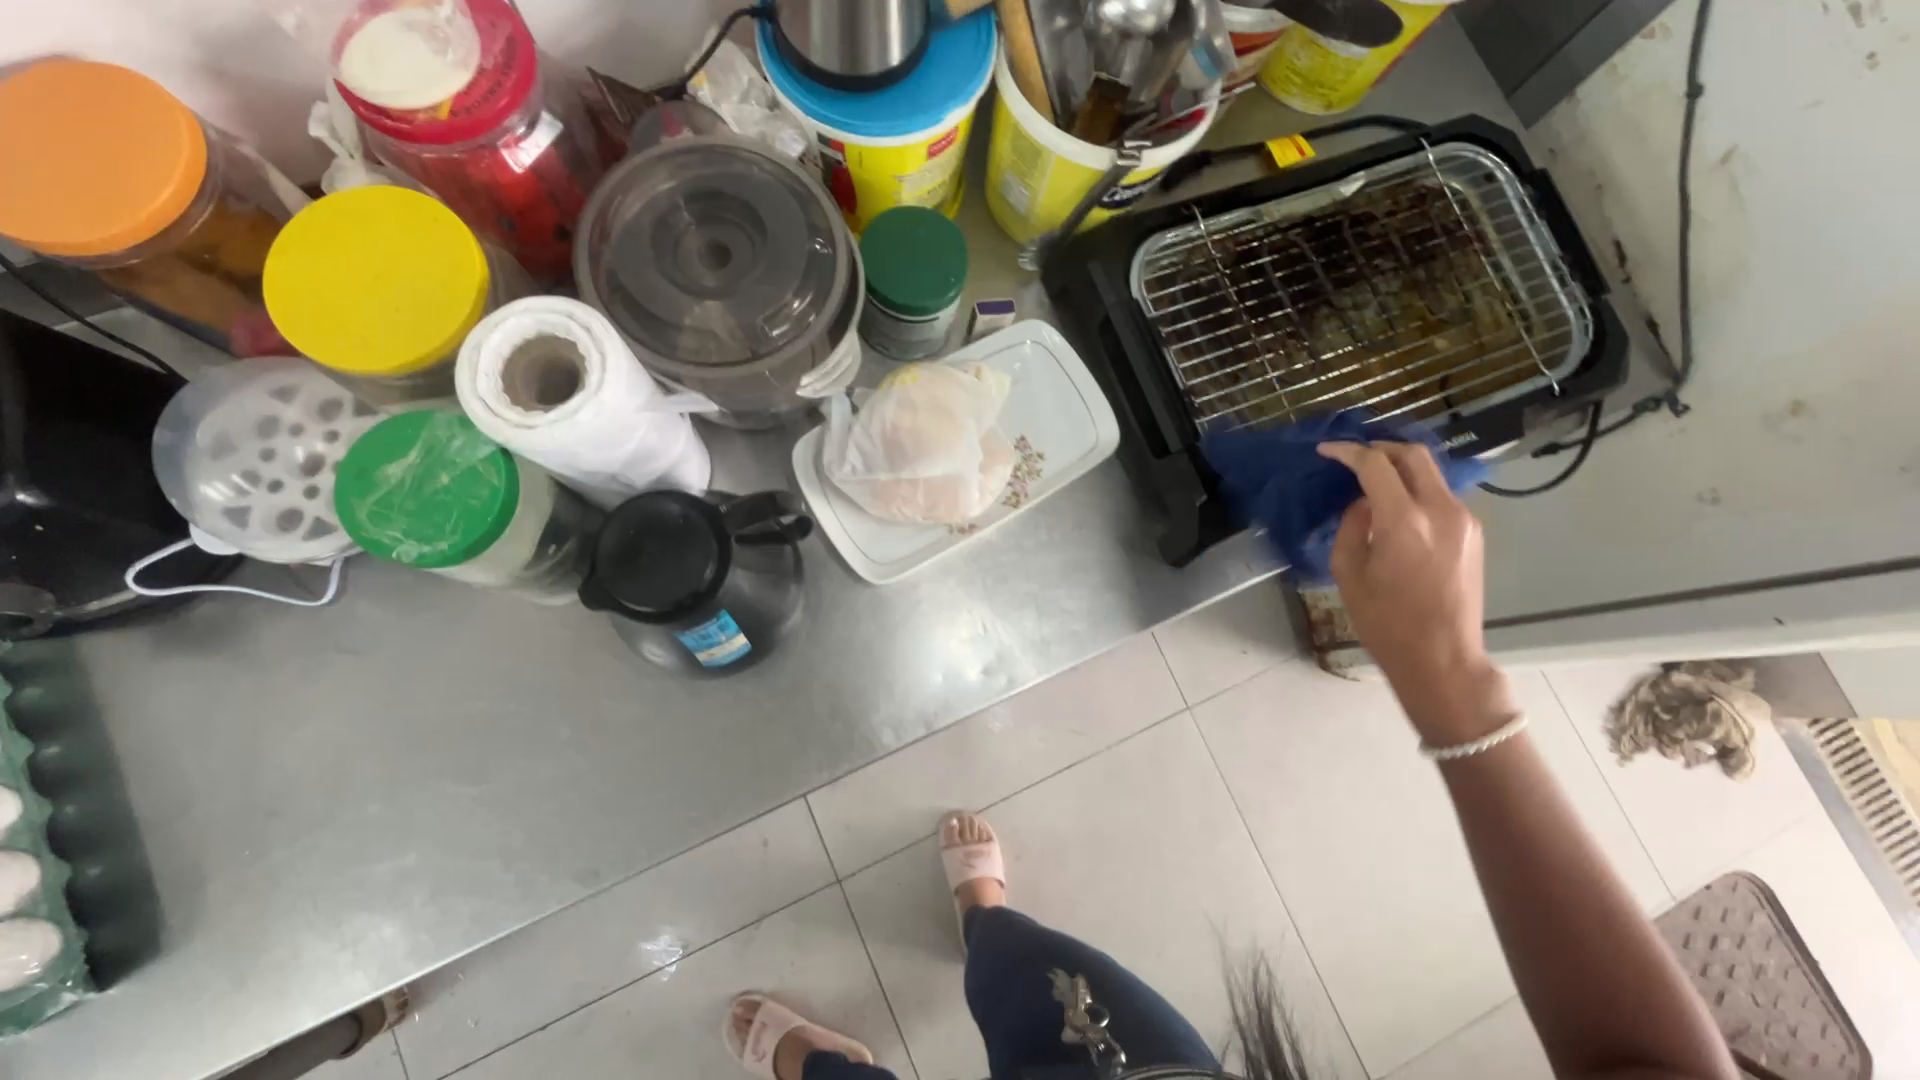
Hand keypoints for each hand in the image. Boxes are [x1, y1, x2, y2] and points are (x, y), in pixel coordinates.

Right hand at [1317, 441, 1516, 744]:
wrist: (1441, 657)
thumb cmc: (1385, 622)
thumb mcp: (1349, 573)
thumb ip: (1353, 526)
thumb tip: (1365, 504)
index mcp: (1404, 520)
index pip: (1375, 464)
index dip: (1348, 452)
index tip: (1327, 451)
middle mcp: (1441, 510)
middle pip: (1413, 455)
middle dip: (1381, 448)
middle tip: (1355, 456)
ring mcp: (1464, 520)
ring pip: (1431, 473)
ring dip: (1401, 469)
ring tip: (1373, 482)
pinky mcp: (1473, 534)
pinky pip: (1441, 496)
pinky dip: (1416, 490)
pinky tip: (1397, 509)